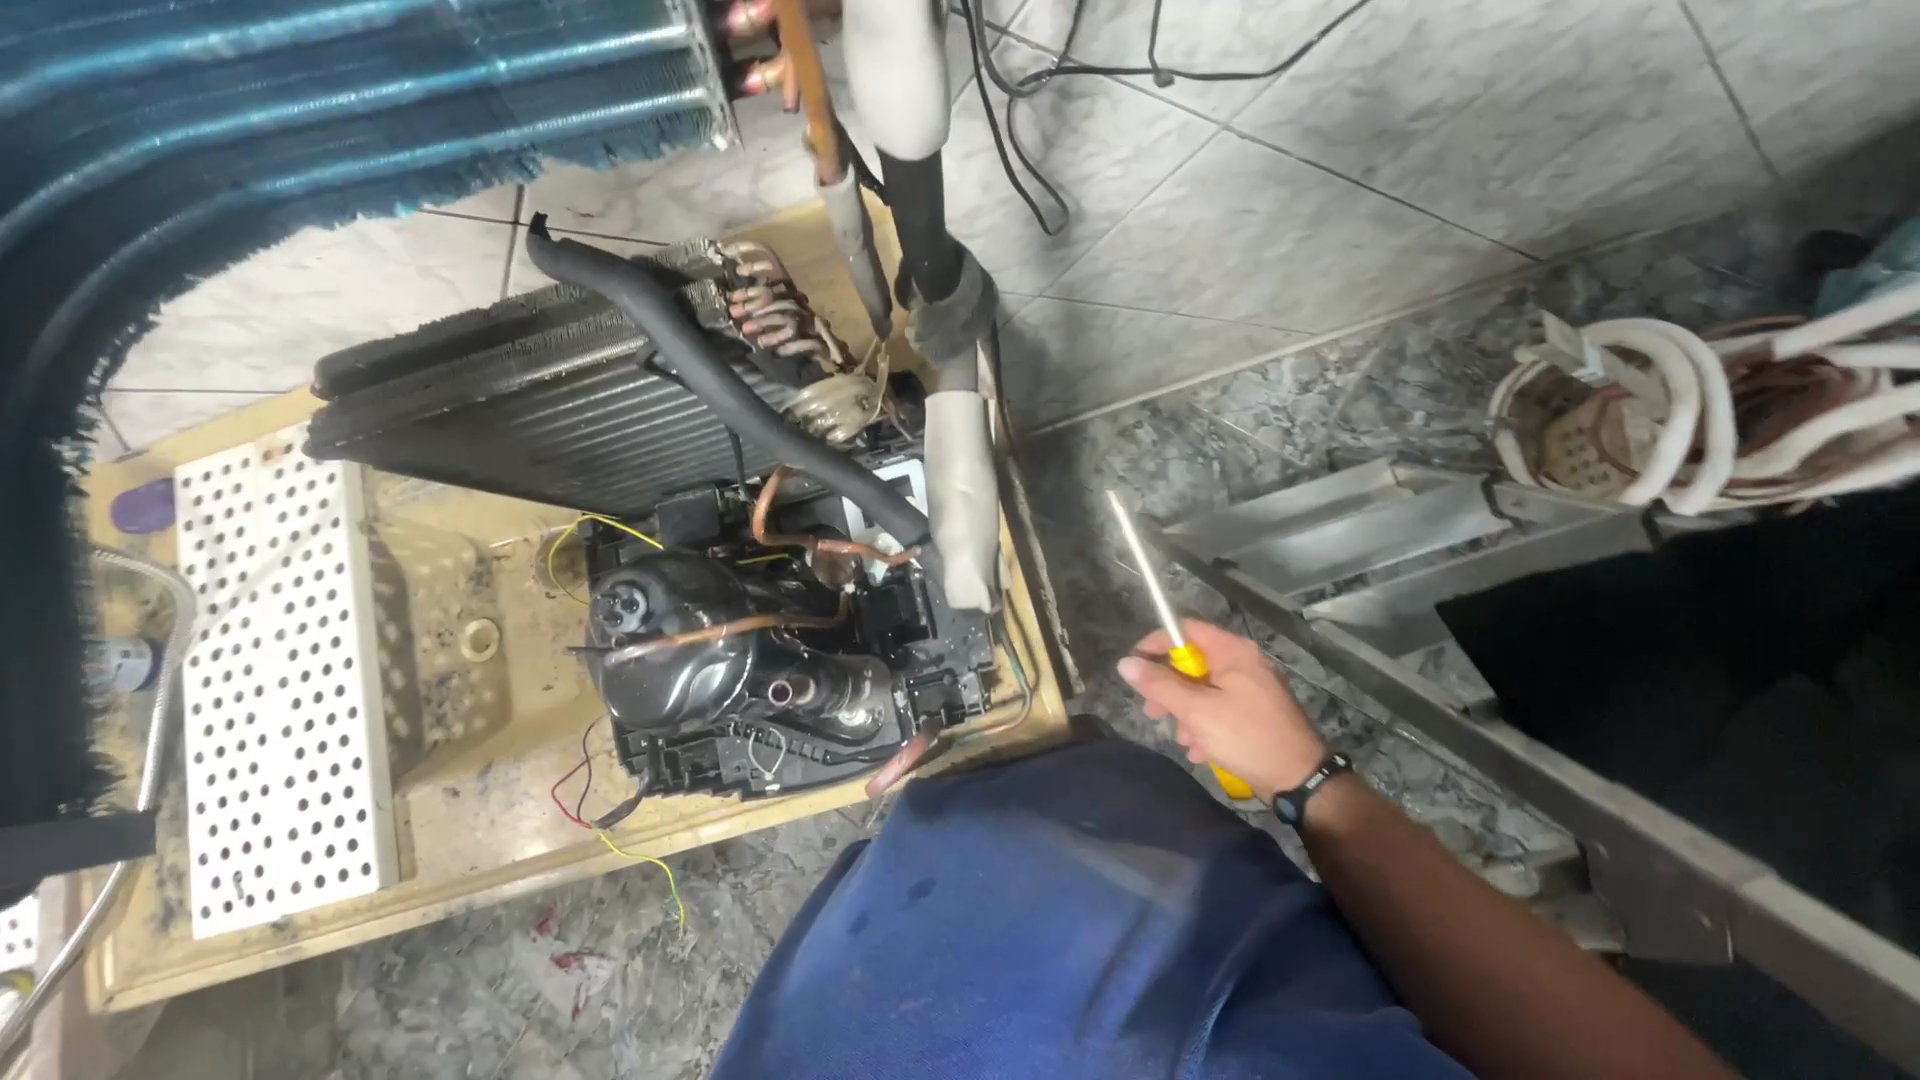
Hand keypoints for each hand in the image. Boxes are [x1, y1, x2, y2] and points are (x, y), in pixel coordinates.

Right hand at [1117, 619, 1326, 800]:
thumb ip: (1160, 685)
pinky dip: (1204, 724)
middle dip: (1169, 688)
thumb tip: (1125, 663)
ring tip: (1182, 739)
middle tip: (1153, 711)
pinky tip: (1199, 749)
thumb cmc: (1247, 737)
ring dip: (1186, 712)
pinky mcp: (1256, 711)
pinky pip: (1219, 707)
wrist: (1299, 779)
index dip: (1156, 643)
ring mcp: (1252, 687)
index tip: (1135, 666)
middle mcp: (1243, 662)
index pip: (1185, 629)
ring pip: (1203, 689)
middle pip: (1192, 662)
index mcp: (1233, 652)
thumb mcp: (1198, 711)